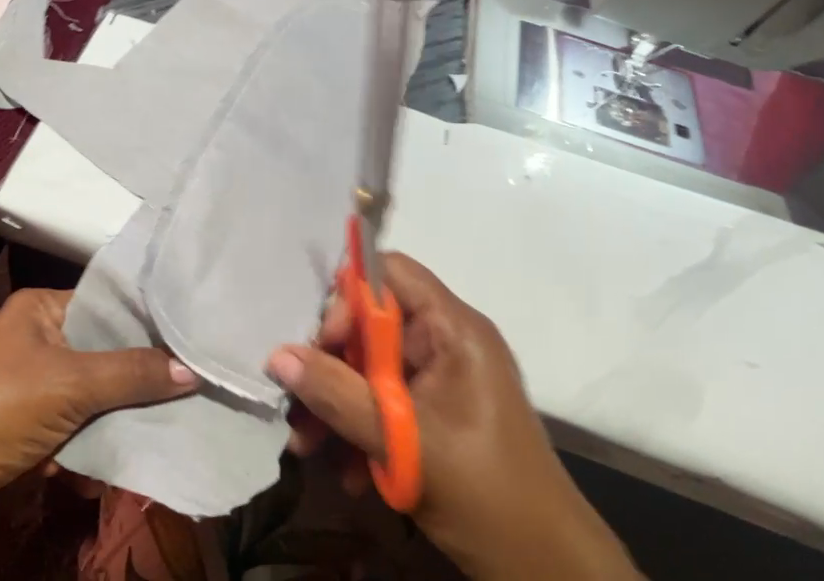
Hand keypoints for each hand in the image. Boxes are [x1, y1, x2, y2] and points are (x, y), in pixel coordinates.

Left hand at [0, 289, 196, 537]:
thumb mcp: (69, 382)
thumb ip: (132, 374)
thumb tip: (192, 371)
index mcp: (42, 311)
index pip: (108, 305)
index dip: (151, 322)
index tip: (198, 338)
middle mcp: (38, 342)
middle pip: (105, 356)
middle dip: (141, 382)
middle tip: (195, 393)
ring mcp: (30, 389)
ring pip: (93, 401)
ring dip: (117, 424)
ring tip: (164, 435)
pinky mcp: (25, 432)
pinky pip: (73, 434)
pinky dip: (90, 452)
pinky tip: (112, 469)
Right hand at [267, 254, 637, 580]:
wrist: (546, 568)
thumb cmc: (483, 492)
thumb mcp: (401, 441)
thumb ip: (336, 394)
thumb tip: (276, 357)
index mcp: (453, 330)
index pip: (389, 273)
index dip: (348, 299)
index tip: (323, 345)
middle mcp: (447, 343)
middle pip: (370, 325)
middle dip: (329, 366)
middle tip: (296, 406)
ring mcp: (442, 380)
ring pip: (370, 369)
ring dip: (335, 405)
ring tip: (306, 447)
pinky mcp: (436, 415)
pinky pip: (385, 402)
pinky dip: (359, 429)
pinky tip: (344, 472)